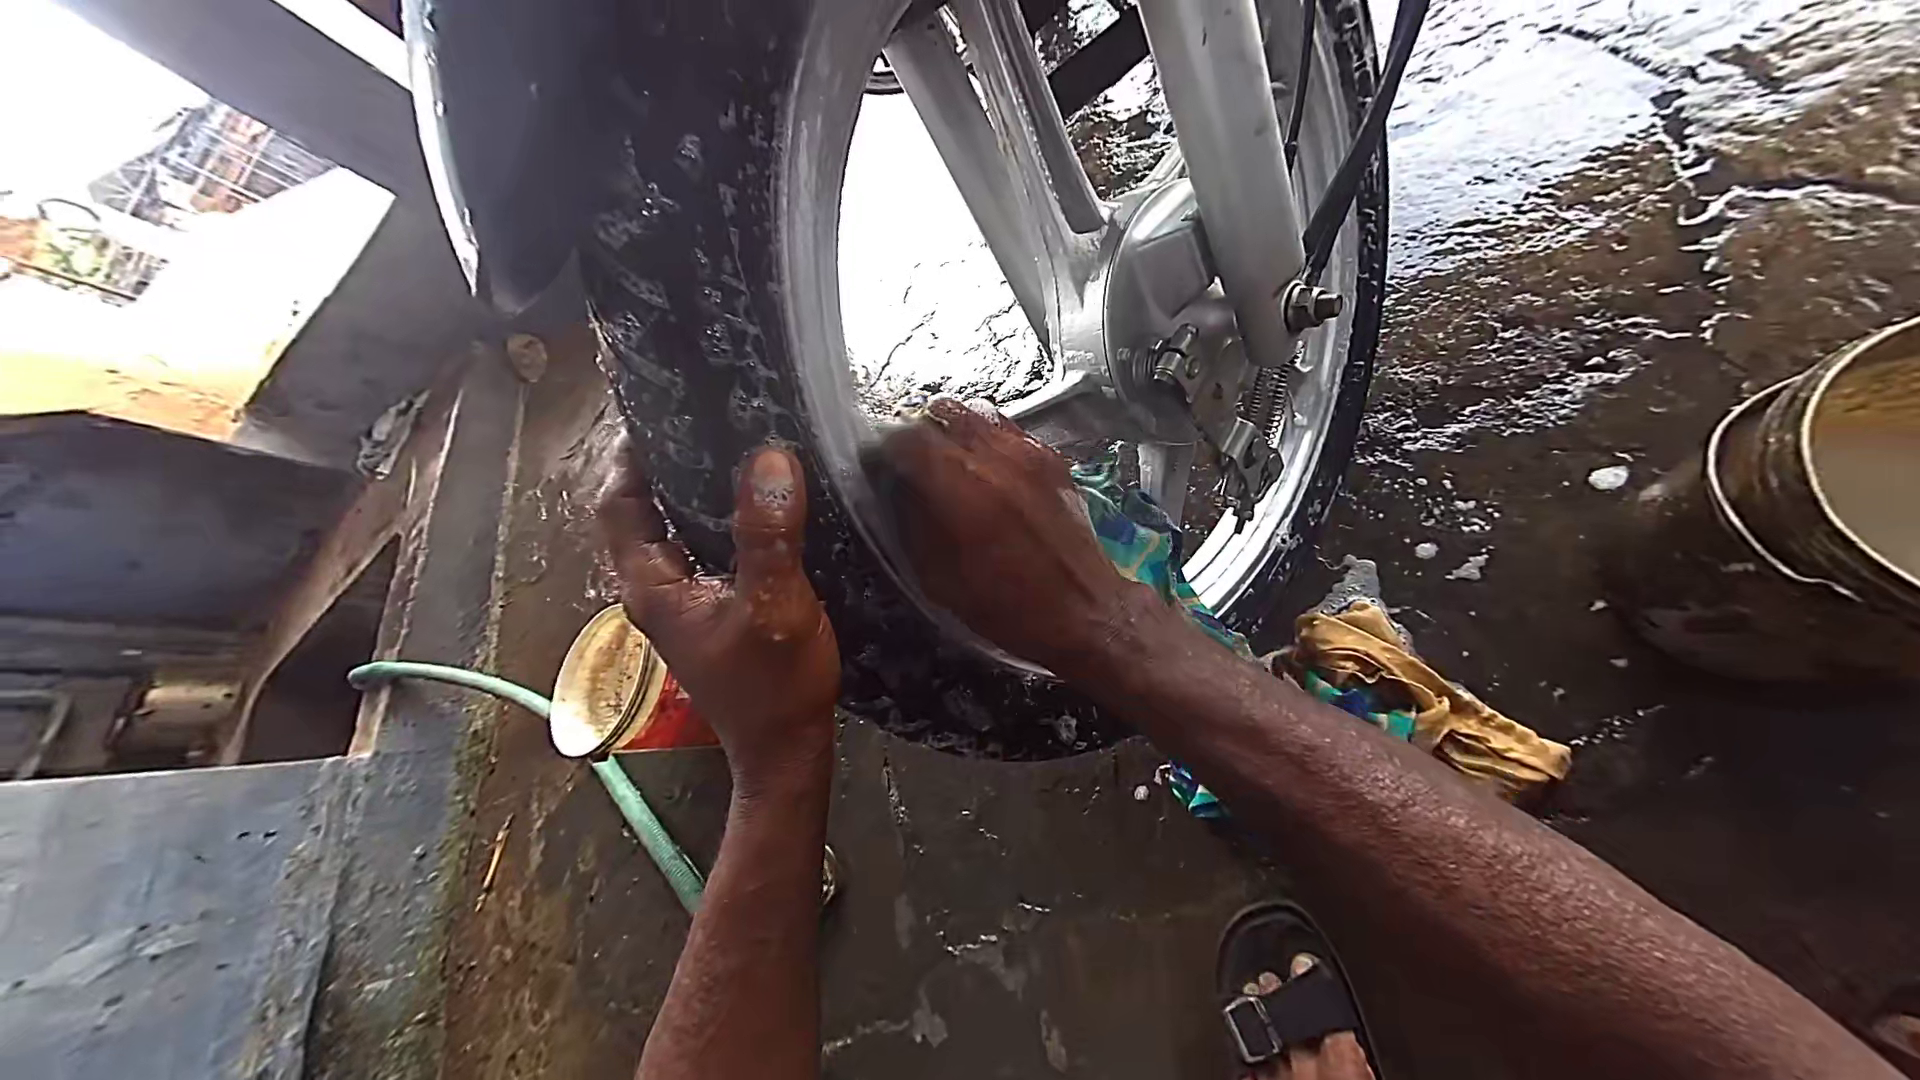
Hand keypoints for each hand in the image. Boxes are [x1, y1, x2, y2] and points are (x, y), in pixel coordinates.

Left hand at [598, 439, 839, 789]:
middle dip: (665, 465)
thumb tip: (769, 460)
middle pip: (643, 513)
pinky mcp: (716, 609)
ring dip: (694, 491)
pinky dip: (721, 518)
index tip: (663, 412)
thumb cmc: (776, 687)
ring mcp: (687, 602)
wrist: (787, 747)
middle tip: (707, 421)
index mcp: (653, 587)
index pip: (618, 505)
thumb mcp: (775, 608)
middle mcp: (659, 590)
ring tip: (735, 451)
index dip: (632, 457)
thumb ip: (768, 537)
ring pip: (677, 530)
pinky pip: (708, 548)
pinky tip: (758, 505)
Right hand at [877, 397, 1158, 676]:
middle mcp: (996, 457)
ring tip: (945, 459)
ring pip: (976, 413)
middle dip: (916, 431)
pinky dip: (984, 438)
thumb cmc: (1008, 608)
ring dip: (951, 429)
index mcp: (962, 489)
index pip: (907, 439)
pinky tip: (984, 467)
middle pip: (941, 413)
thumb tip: (896, 488)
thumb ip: (912, 524)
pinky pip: (1007, 429)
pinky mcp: (1052, 459)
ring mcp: (1029, 453)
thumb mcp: (940, 579)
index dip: (883, 448)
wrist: (1084, 612)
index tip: (876, 464)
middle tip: (909, 459)